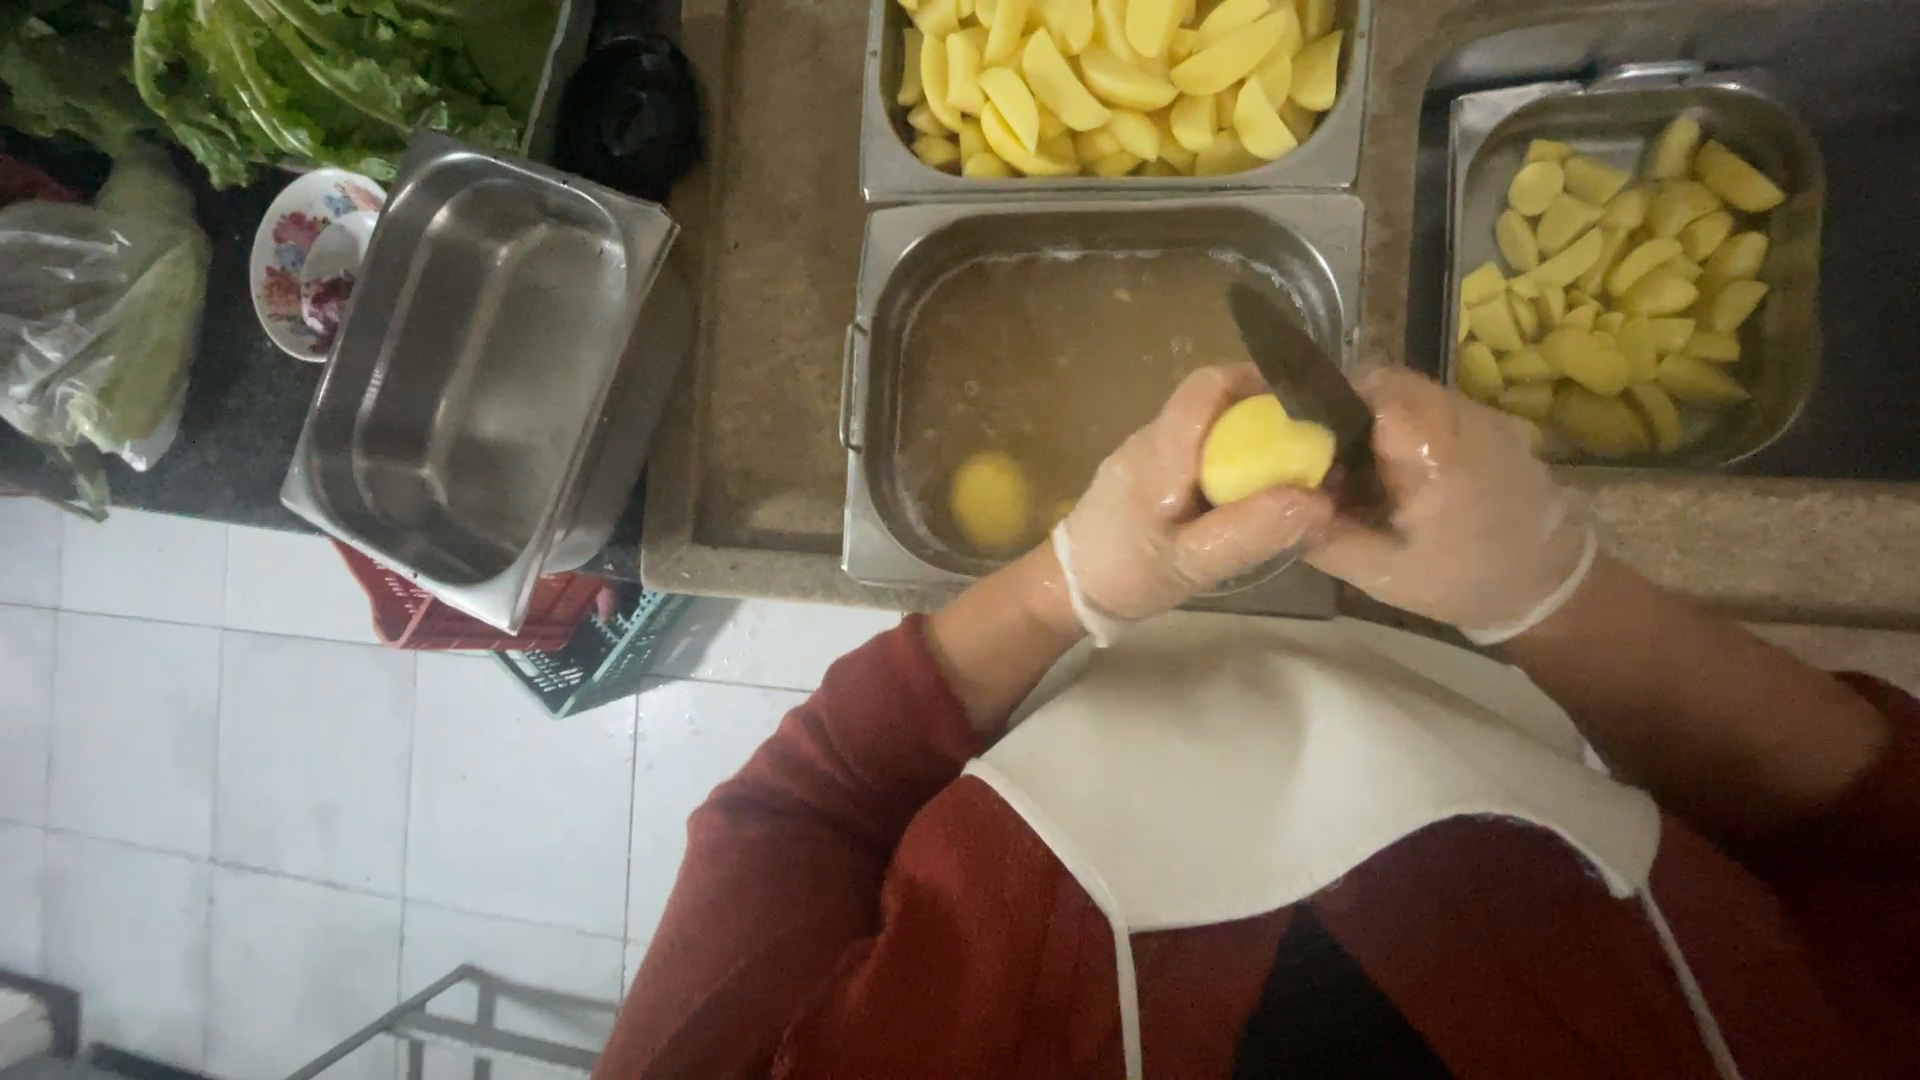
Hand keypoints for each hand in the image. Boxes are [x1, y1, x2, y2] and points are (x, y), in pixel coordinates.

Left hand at [1057, 363, 1333, 630]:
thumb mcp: (1191, 562)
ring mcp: (1143, 456)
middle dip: (1266, 421)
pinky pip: (1192, 454)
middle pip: (1215, 406)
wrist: (1064, 590)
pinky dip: (1225, 466)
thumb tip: (1317, 499)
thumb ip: (1250, 531)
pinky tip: (1243, 501)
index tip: (1306, 412)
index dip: (1261, 383)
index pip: (1209, 385)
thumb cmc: (1123, 574)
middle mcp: (1151, 440)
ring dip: (1247, 447)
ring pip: (1206, 432)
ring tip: (1286, 482)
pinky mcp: (1143, 477)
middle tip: (1309, 458)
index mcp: (1162, 449)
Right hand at [1302, 368, 1589, 636]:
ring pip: (1411, 393)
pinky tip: (1397, 468)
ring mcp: (1485, 418)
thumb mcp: (1377, 572)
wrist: (1547, 588)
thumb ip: (1321, 535)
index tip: (1302, 435)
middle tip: (1321, 452)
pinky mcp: (1494, 426)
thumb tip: (1272, 506)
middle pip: (1390, 384)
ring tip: (1357, 463)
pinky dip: (1406, 425)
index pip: (1375, 389)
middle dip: (1346, 409)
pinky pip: (1435, 407)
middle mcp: (1463, 420)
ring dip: (1375, 417)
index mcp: (1433, 452)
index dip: (1330, 402)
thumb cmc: (1458, 581)